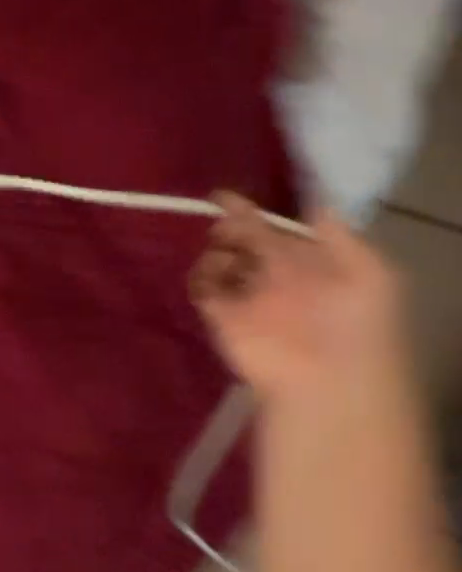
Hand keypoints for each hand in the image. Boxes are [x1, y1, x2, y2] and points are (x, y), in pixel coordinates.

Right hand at [191, 193, 407, 401]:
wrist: (326, 375)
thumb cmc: (355, 322)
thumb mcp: (369, 273)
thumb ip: (339, 238)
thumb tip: (312, 204)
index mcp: (312, 262)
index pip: (277, 230)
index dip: (254, 212)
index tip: (224, 197)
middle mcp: (277, 275)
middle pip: (243, 242)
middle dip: (230, 229)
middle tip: (222, 227)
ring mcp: (246, 296)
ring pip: (219, 261)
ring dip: (217, 253)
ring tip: (225, 258)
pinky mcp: (220, 316)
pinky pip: (202, 289)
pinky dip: (201, 278)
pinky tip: (212, 276)